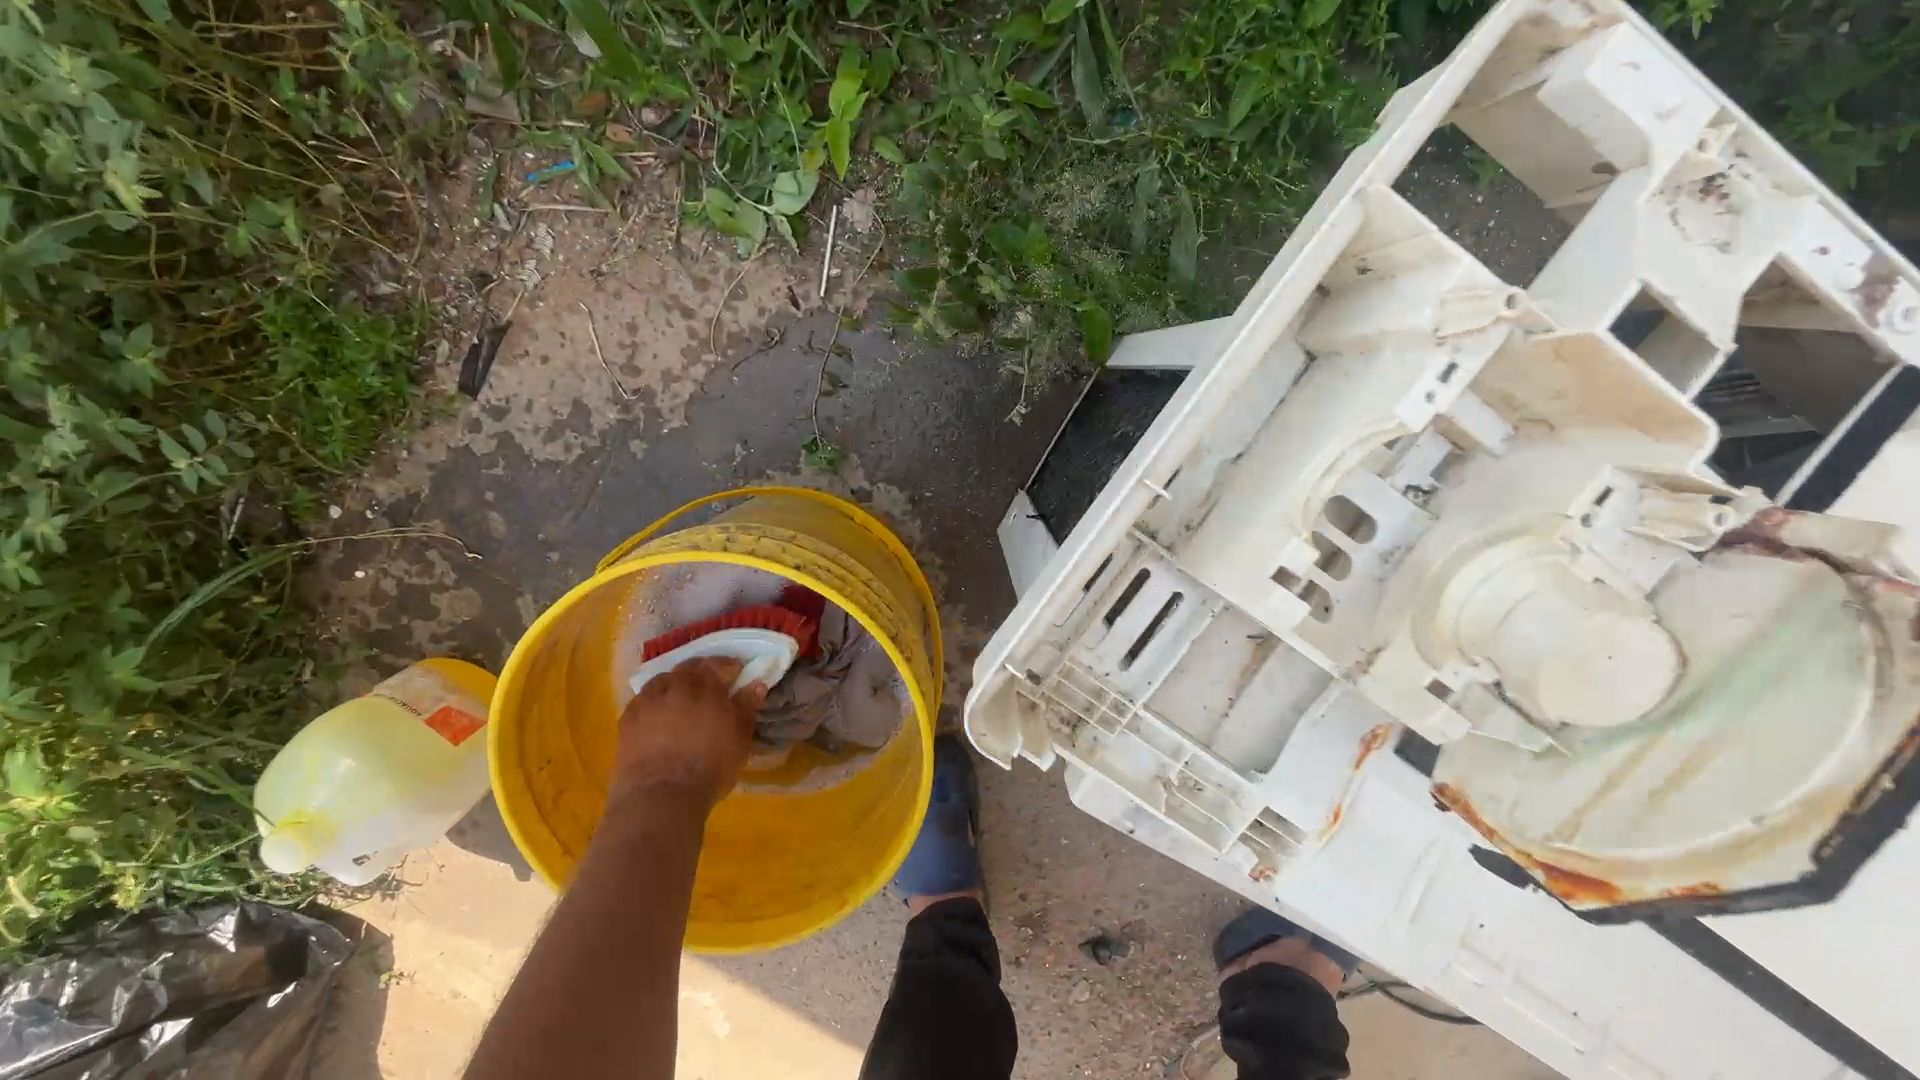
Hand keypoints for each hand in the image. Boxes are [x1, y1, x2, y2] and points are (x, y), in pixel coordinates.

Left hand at [614, 657, 767, 809]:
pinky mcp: (627, 719)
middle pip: (687, 669)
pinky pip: (642, 699)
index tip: (735, 671)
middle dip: (699, 670)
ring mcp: (649, 701)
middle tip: (708, 682)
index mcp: (707, 690)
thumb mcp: (739, 740)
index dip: (727, 665)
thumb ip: (747, 708)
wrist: (661, 796)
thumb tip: (756, 683)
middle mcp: (676, 688)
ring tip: (679, 696)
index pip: (717, 665)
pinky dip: (653, 700)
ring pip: (662, 680)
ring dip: (673, 682)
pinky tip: (656, 713)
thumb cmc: (710, 769)